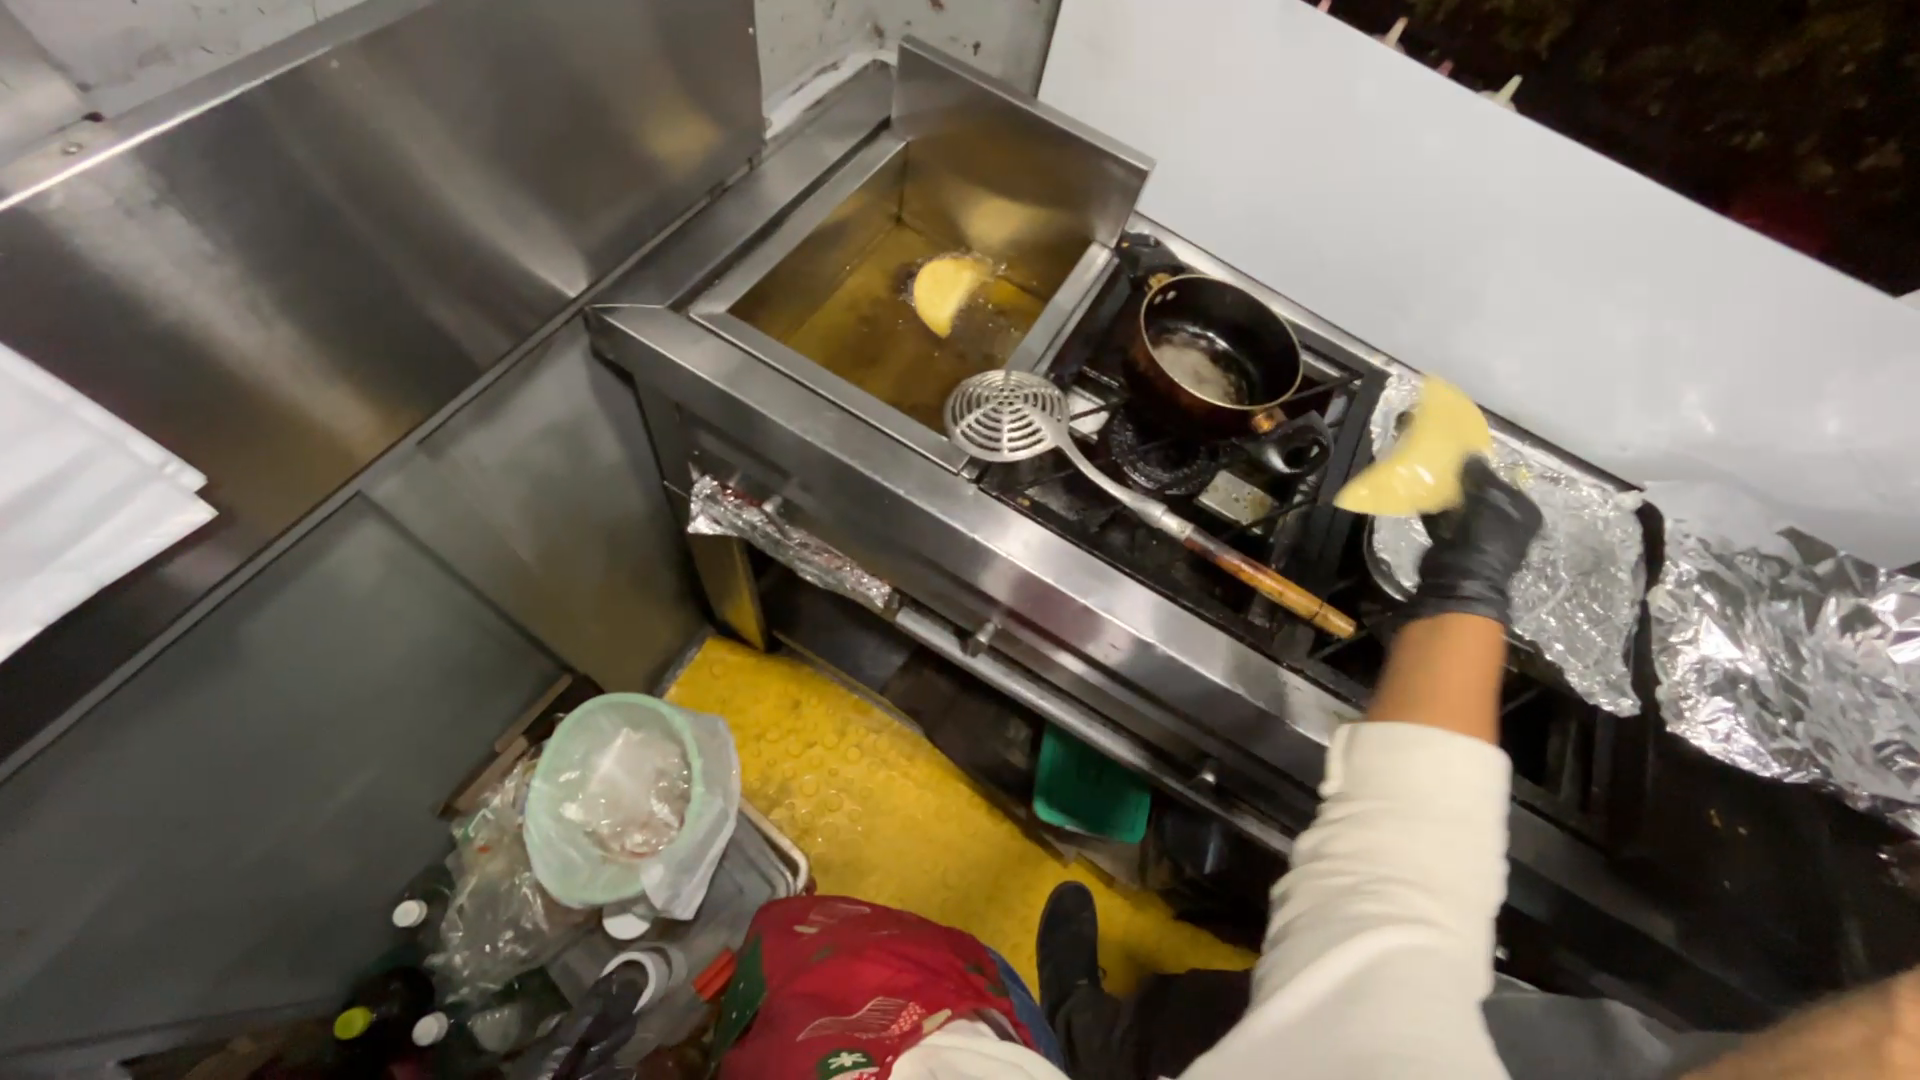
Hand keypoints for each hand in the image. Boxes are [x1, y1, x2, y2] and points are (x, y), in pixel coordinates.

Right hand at [1407, 457, 1542, 626]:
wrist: (1461, 577)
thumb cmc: (1485, 538)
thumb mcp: (1489, 501)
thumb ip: (1481, 477)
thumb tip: (1472, 454)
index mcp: (1523, 514)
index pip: (1505, 484)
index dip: (1486, 471)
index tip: (1465, 457)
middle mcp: (1504, 523)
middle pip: (1482, 494)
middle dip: (1464, 482)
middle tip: (1445, 465)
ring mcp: (1477, 533)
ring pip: (1461, 506)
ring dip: (1447, 494)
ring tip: (1430, 477)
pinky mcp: (1453, 541)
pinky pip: (1443, 518)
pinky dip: (1433, 509)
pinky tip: (1421, 495)